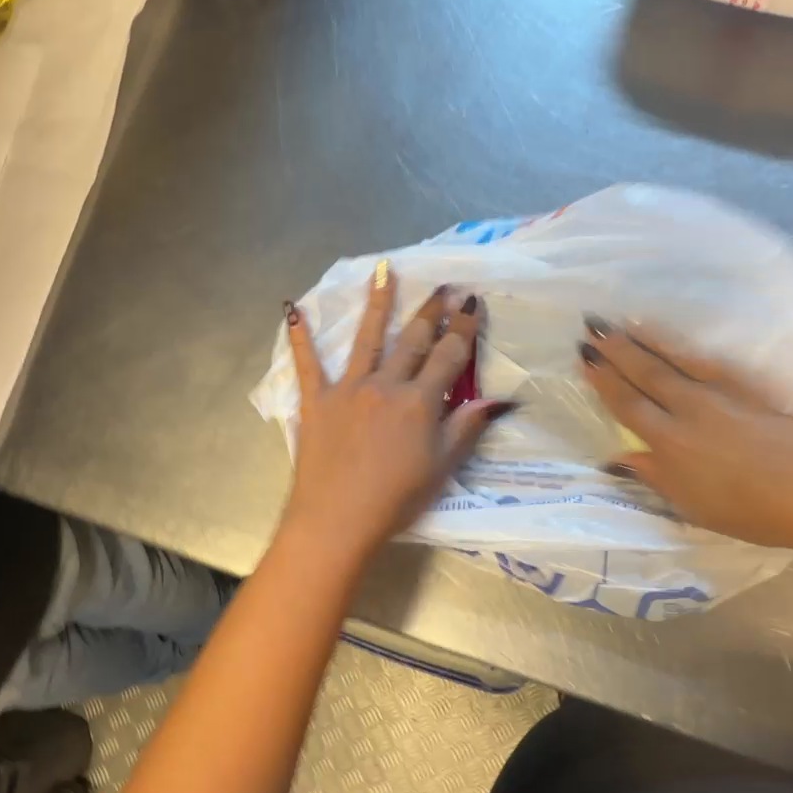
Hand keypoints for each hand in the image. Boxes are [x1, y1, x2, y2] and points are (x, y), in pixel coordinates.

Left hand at [278, 261, 513, 562]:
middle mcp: (386, 385)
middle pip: (412, 339)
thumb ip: (466, 428)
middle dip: (430, 310)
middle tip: (443, 285)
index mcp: (420, 402)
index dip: (464, 327)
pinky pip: (308, 363)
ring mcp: (348, 389)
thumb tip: (498, 399)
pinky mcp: (316, 401)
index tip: (472, 301)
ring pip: (366, 338)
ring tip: (384, 272)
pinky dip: (301, 336)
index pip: (449, 356)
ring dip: (377, 303)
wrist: (337, 520)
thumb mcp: (442, 467)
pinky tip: (294, 309)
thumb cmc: (396, 500)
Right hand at [578, 317, 792, 552]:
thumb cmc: (756, 510)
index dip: (604, 381)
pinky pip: (710, 359)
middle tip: (593, 327)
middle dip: (618, 350)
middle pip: (648, 374)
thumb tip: (618, 459)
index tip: (585, 358)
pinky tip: (682, 340)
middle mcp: (692, 409)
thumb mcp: (695, 507)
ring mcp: (725, 394)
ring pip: (677, 360)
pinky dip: (689, 346)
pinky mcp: (755, 388)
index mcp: (672, 442)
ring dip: (649, 340)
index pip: (628, 404)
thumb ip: (655, 478)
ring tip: (627, 321)